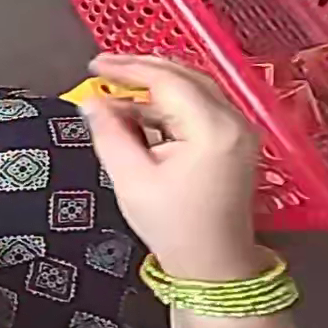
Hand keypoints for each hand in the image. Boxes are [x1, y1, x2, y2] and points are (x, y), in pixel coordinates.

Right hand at [78, 54, 265, 281]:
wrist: (213, 263)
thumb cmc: (172, 225)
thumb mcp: (130, 179)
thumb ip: (109, 133)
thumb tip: (90, 101)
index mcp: (212, 130)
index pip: (168, 81)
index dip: (128, 68)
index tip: (94, 65)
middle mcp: (233, 121)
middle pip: (184, 76)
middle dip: (141, 67)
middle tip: (102, 65)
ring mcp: (237, 129)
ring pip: (192, 87)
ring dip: (153, 82)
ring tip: (114, 83)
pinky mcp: (232, 139)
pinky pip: (197, 106)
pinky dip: (166, 101)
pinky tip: (137, 107)